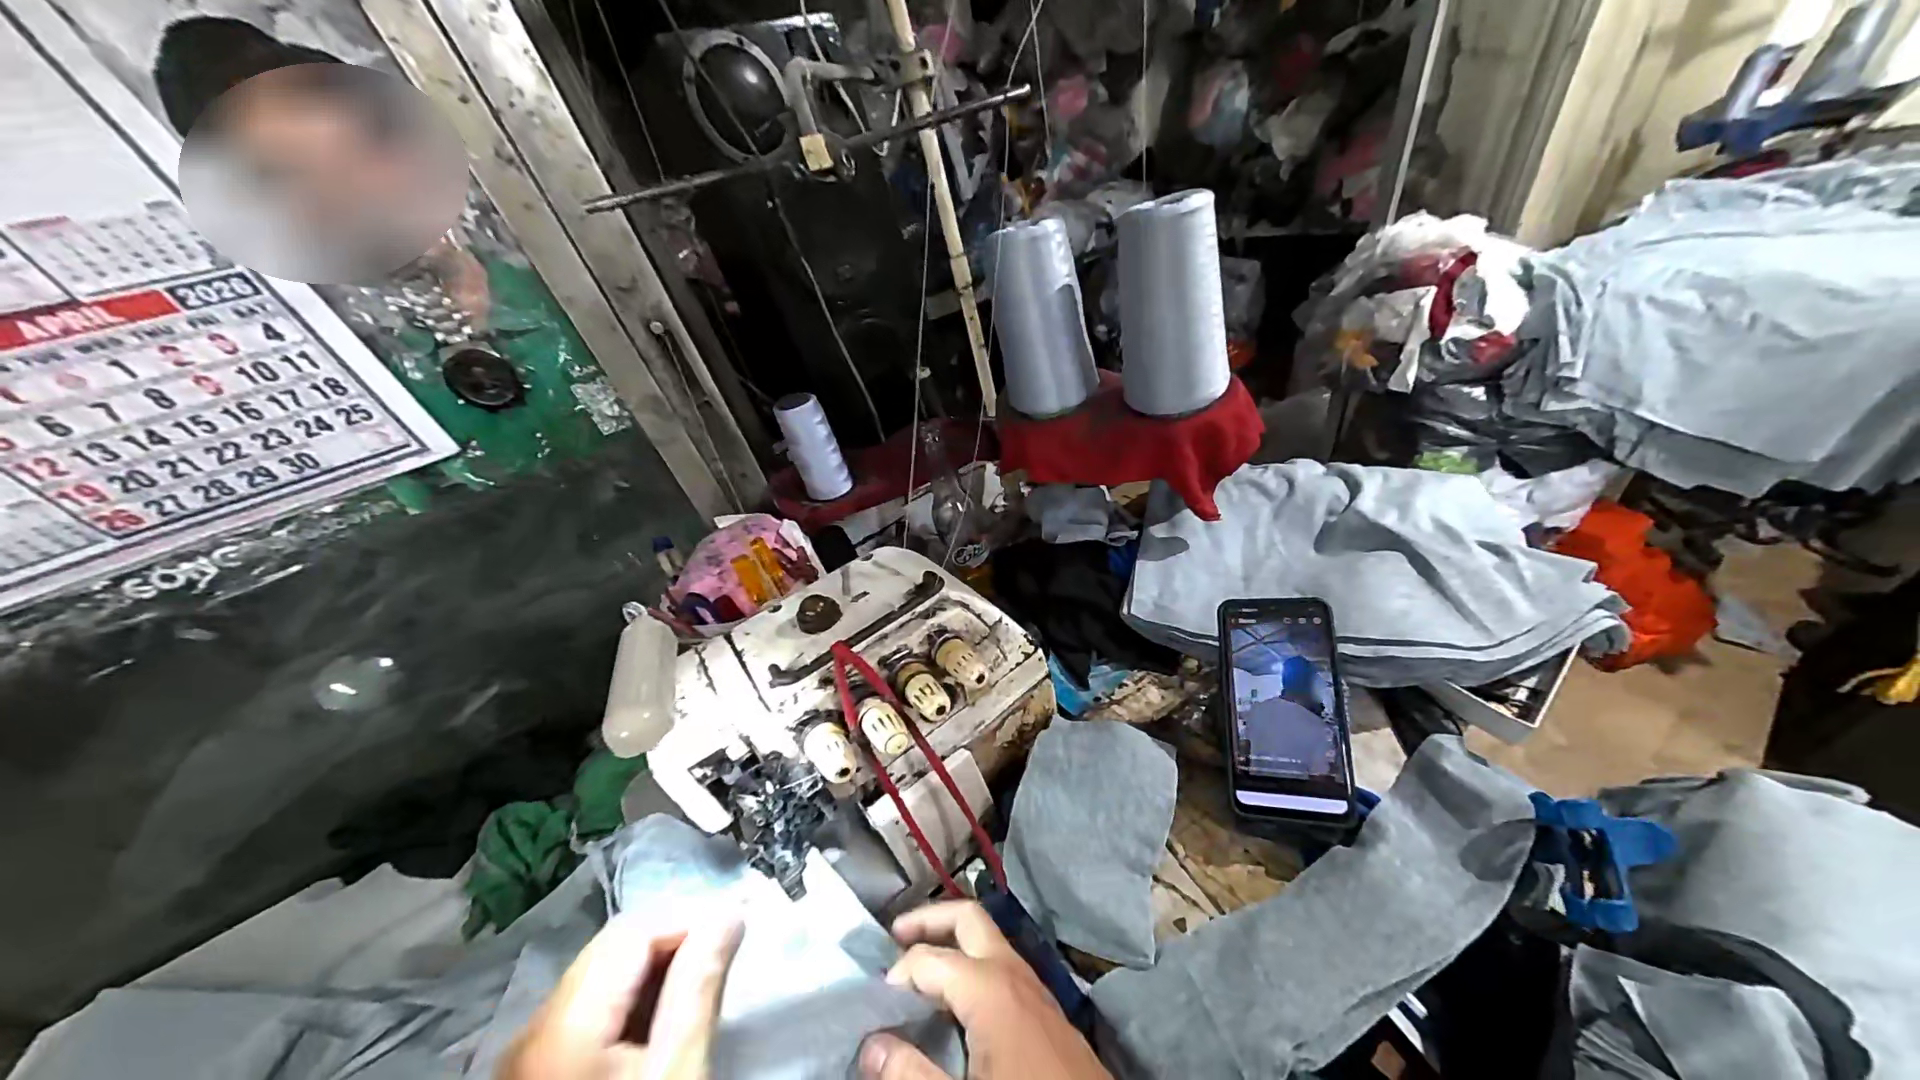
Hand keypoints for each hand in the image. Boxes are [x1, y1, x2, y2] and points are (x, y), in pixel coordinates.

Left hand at [497, 913, 743, 1079]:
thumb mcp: (679, 1073)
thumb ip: (700, 985)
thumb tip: (728, 915)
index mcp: (562, 1027)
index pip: (633, 932)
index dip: (686, 923)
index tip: (733, 935)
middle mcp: (531, 1030)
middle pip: (610, 948)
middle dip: (670, 941)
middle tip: (720, 957)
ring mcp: (525, 1056)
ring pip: (597, 974)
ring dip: (651, 968)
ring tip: (696, 985)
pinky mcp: (532, 1074)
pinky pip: (585, 1009)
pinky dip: (628, 999)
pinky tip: (657, 1022)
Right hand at [860, 901, 1110, 1079]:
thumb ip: (912, 1072)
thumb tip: (872, 1046)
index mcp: (988, 986)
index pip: (928, 958)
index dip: (897, 977)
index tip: (876, 1008)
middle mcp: (1012, 972)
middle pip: (967, 918)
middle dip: (930, 920)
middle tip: (895, 936)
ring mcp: (1034, 987)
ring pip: (988, 939)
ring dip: (953, 940)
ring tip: (922, 966)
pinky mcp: (1045, 1009)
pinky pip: (1002, 965)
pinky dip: (973, 963)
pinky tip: (959, 999)